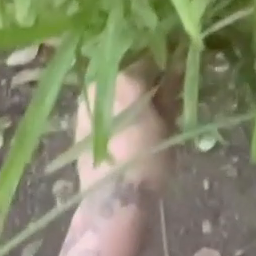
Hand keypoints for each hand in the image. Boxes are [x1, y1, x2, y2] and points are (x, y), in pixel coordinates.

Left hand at [73, 64, 173, 193]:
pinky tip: (128, 121)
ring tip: (146, 107)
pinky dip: (116, 105)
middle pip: (127, 68)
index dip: (166, 59)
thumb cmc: (149, 159)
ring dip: (129, 90)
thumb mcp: (169, 122)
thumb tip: (176, 68)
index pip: (150, 56)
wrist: (112, 199)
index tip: (178, 65)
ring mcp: (85, 102)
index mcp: (126, 78)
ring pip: (113, 85)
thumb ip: (170, 91)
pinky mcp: (77, 121)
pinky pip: (102, 103)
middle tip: (165, 88)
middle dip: (146, 74)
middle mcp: (101, 82)